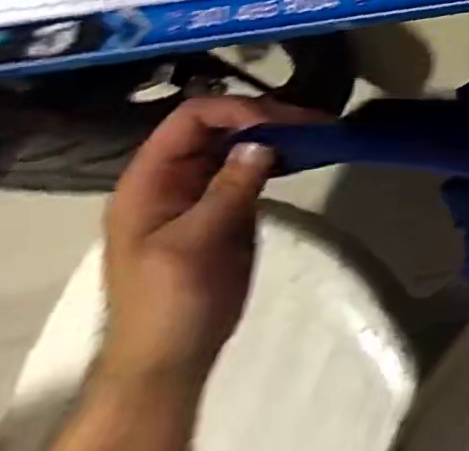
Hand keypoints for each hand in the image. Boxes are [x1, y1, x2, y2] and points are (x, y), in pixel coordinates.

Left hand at [96, 95, 326, 386]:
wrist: (170, 360)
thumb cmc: (168, 304)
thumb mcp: (193, 245)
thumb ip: (227, 190)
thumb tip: (263, 141)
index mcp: (149, 180)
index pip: (191, 119)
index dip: (235, 110)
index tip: (281, 119)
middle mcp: (174, 175)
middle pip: (220, 124)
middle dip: (266, 116)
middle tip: (314, 121)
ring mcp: (201, 189)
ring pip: (240, 141)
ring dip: (278, 131)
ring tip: (319, 130)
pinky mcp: (226, 204)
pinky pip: (252, 165)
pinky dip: (280, 153)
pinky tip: (306, 152)